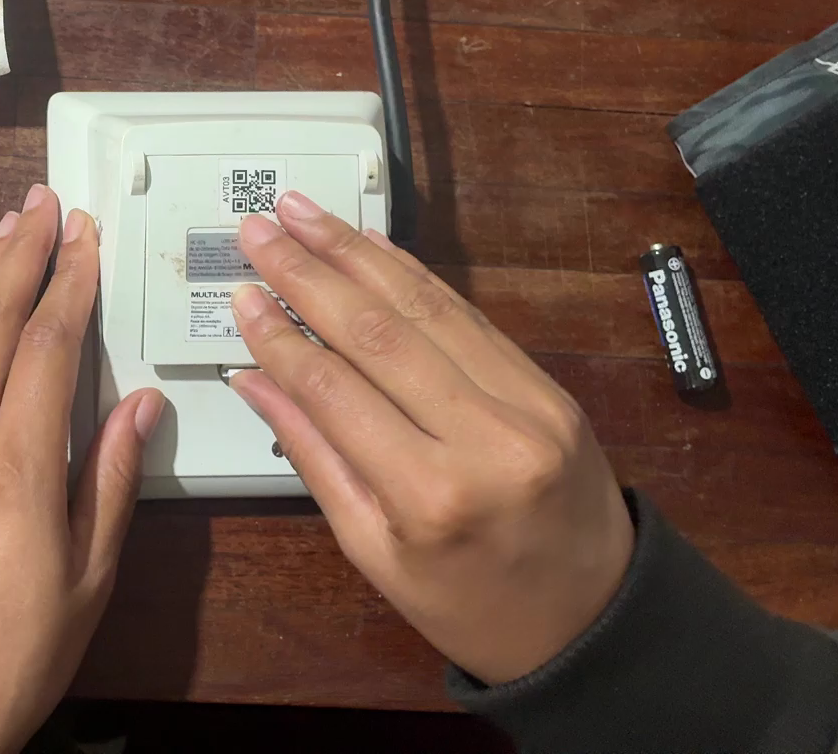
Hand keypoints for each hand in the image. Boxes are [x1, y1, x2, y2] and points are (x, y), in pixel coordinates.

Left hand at [0, 184, 167, 753]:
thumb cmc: (19, 648)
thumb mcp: (91, 575)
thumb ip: (113, 476)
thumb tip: (140, 401)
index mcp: (18, 467)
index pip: (49, 347)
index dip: (70, 284)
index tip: (85, 238)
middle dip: (22, 254)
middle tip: (43, 203)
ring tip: (4, 227)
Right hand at [228, 191, 632, 684]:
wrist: (597, 624)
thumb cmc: (466, 602)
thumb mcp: (369, 547)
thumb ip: (311, 452)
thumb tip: (252, 377)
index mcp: (429, 495)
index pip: (333, 391)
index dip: (279, 337)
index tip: (241, 294)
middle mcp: (484, 438)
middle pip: (375, 333)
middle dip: (306, 272)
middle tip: (258, 230)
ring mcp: (527, 402)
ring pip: (422, 307)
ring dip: (352, 252)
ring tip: (301, 213)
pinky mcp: (545, 383)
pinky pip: (465, 313)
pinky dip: (409, 272)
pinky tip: (366, 243)